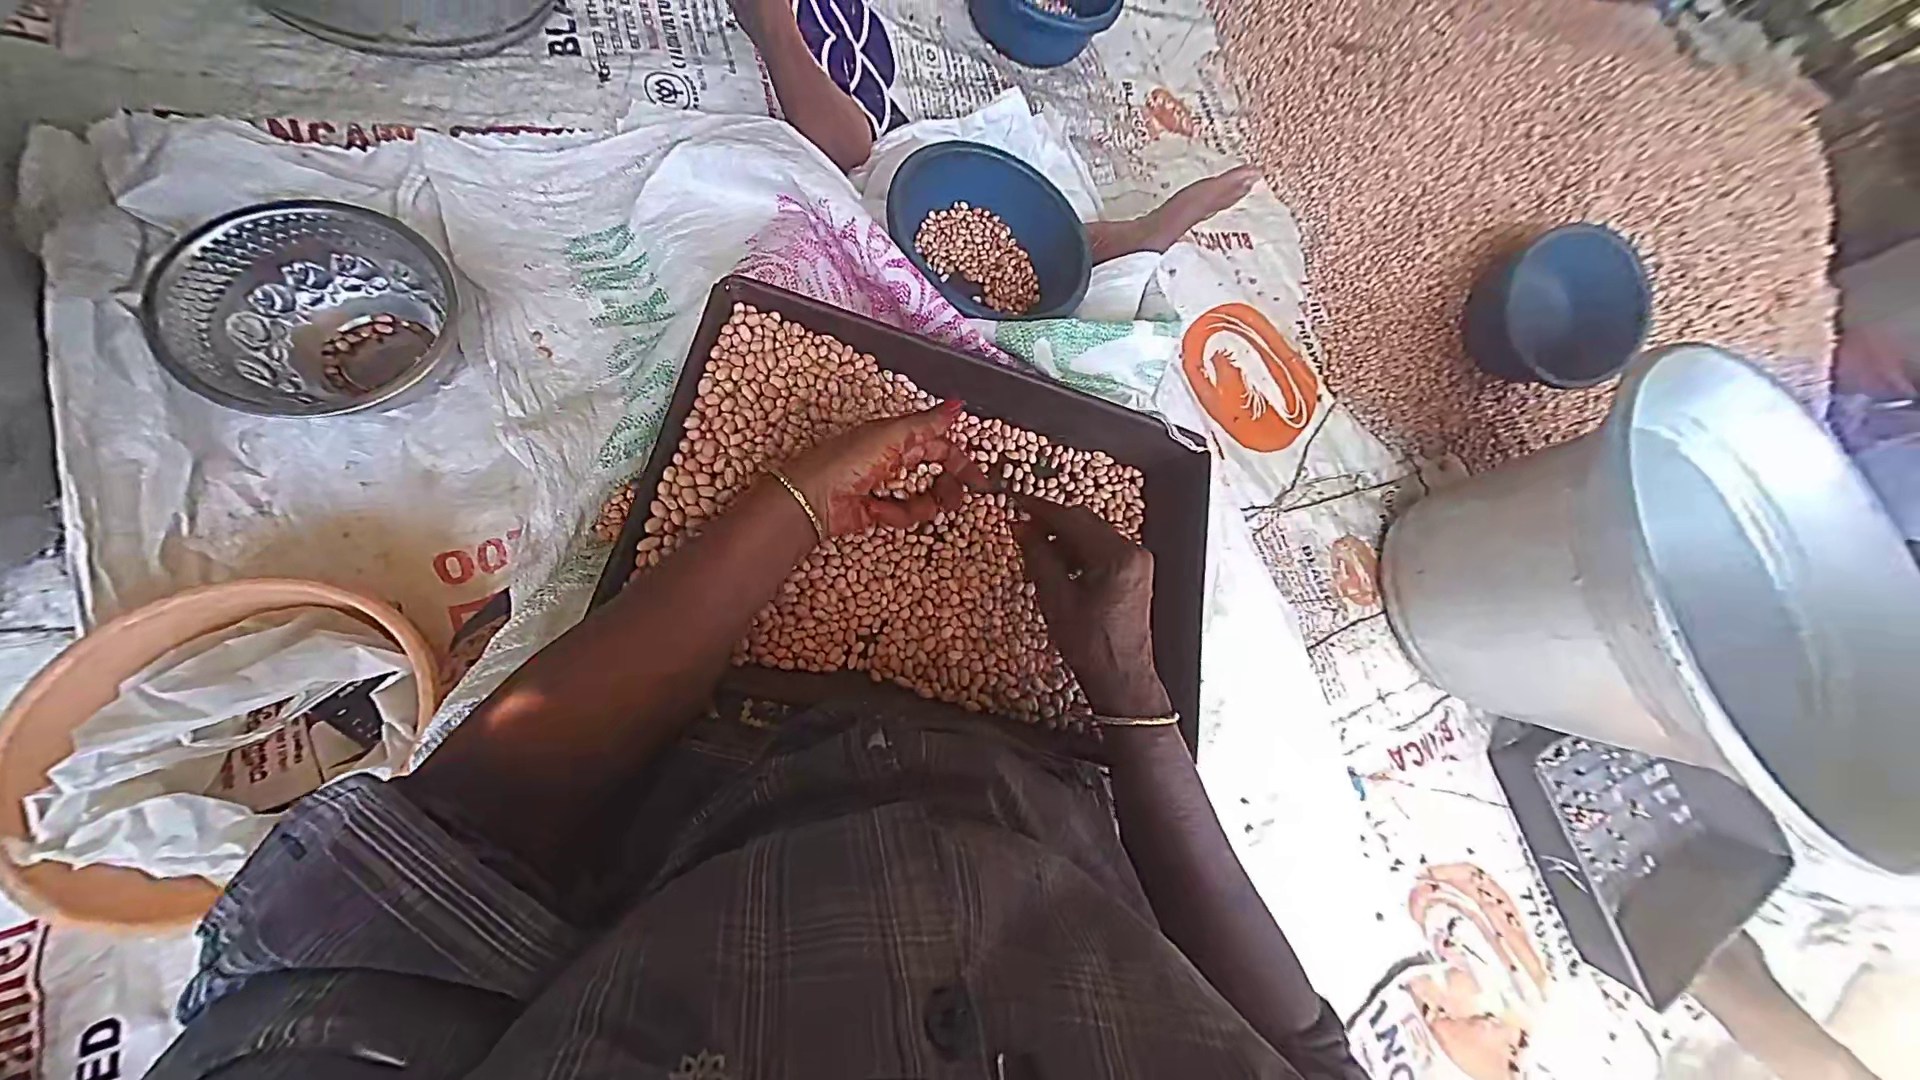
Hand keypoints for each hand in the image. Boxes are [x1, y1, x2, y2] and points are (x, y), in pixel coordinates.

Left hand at [781, 400, 989, 535]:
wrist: (814, 498)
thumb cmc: (848, 460)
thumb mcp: (891, 436)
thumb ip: (928, 423)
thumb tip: (958, 404)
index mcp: (899, 437)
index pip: (939, 445)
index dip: (960, 461)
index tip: (978, 481)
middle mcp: (895, 460)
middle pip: (935, 474)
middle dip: (947, 487)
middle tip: (954, 500)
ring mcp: (888, 486)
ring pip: (923, 498)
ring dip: (921, 505)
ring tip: (910, 508)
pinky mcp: (879, 511)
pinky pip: (902, 515)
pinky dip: (895, 515)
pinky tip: (879, 511)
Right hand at [1013, 495, 1172, 718]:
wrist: (1121, 675)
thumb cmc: (1088, 643)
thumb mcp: (1054, 597)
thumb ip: (1038, 556)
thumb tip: (1022, 528)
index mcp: (1115, 556)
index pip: (1071, 519)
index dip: (1040, 509)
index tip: (1017, 502)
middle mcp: (1132, 551)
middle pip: (1084, 522)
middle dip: (1051, 523)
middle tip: (1022, 529)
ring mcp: (1136, 561)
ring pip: (1092, 534)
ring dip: (1063, 538)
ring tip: (1036, 552)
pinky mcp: (1134, 572)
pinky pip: (1101, 549)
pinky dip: (1077, 551)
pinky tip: (1057, 565)